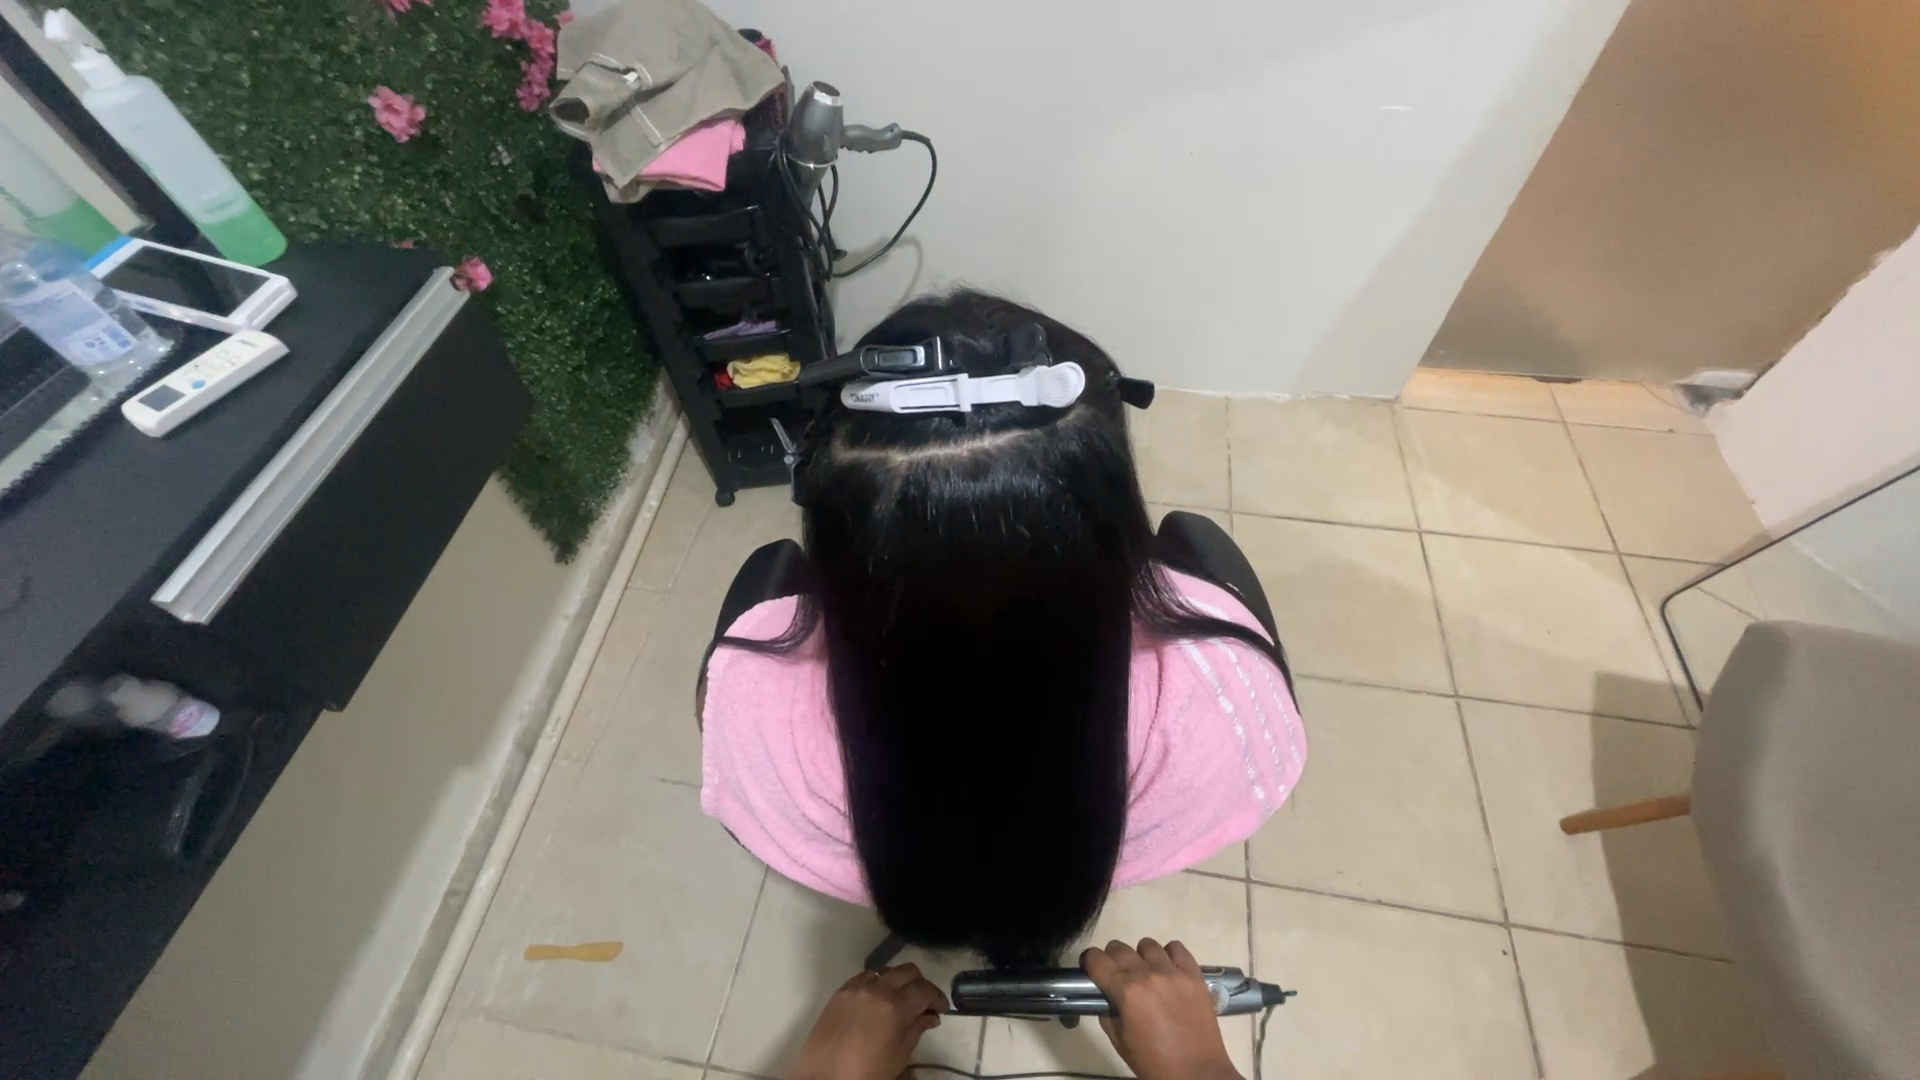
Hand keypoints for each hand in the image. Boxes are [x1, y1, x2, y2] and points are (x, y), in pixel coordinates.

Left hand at [788, 963, 948, 1079]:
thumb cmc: (865, 1074)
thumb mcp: (898, 1057)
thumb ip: (916, 1030)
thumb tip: (930, 1016)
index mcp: (894, 1006)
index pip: (924, 990)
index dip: (937, 997)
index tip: (942, 1009)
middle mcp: (877, 988)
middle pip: (908, 971)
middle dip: (921, 984)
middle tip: (925, 1003)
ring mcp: (857, 986)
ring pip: (887, 970)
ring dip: (899, 981)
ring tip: (901, 1000)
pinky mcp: (841, 990)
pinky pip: (866, 976)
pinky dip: (878, 983)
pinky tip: (878, 999)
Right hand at [1082, 938, 1243, 1079]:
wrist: (1197, 1076)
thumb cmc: (1154, 1063)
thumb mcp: (1120, 1043)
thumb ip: (1108, 1013)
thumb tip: (1105, 995)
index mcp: (1126, 991)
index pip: (1096, 959)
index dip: (1089, 962)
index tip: (1091, 970)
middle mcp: (1147, 974)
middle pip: (1119, 948)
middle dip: (1112, 960)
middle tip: (1118, 977)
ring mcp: (1173, 972)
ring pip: (1147, 944)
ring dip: (1141, 957)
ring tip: (1147, 975)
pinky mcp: (1194, 975)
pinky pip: (1177, 948)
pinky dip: (1169, 955)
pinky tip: (1169, 970)